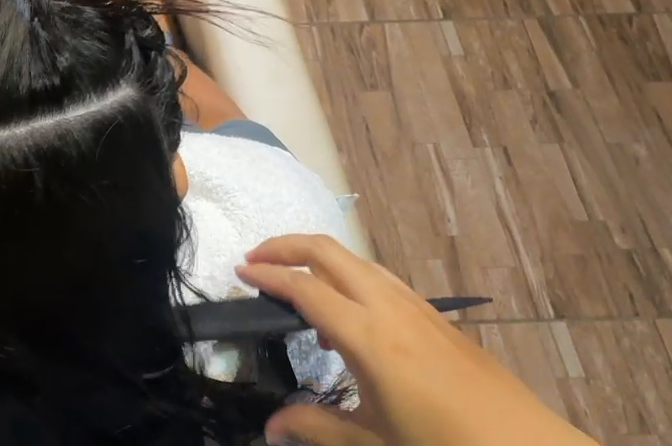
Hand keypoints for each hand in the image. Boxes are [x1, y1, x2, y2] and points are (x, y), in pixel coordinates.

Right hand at [236, 236, 594, 445]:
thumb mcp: (374, 443)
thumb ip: (317, 427)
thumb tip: (269, 427)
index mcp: (367, 336)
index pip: (303, 287)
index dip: (267, 275)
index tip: (239, 272)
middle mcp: (387, 305)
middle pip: (326, 249)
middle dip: (285, 245)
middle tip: (255, 260)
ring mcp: (414, 304)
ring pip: (353, 257)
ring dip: (316, 257)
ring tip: (294, 286)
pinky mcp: (433, 314)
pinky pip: (378, 276)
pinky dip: (347, 276)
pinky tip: (347, 317)